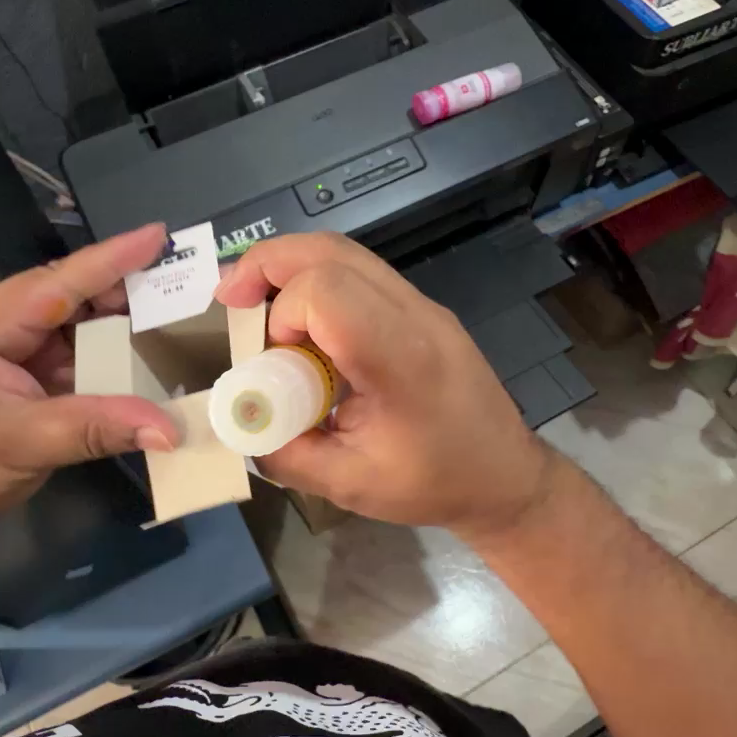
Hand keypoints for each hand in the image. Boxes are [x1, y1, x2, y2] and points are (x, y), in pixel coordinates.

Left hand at [0, 224, 180, 537]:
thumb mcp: (26, 444)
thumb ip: (100, 428)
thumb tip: (171, 429)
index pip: (53, 285)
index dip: (109, 260)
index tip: (156, 236)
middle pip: (65, 296)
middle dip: (119, 286)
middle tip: (176, 277)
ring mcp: (8, 355)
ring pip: (72, 324)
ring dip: (116, 320)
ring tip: (168, 308)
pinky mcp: (22, 380)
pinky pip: (72, 356)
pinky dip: (106, 355)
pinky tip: (139, 354)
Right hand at [213, 233, 561, 536]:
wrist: (506, 476)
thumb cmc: (436, 484)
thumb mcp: (349, 486)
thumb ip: (285, 452)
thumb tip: (240, 420)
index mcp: (401, 358)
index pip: (326, 290)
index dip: (281, 313)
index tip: (273, 360)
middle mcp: (415, 314)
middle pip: (331, 250)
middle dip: (267, 265)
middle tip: (230, 299)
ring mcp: (423, 305)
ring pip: (345, 252)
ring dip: (290, 269)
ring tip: (255, 305)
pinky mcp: (423, 309)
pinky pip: (361, 273)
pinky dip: (317, 282)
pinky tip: (301, 322)